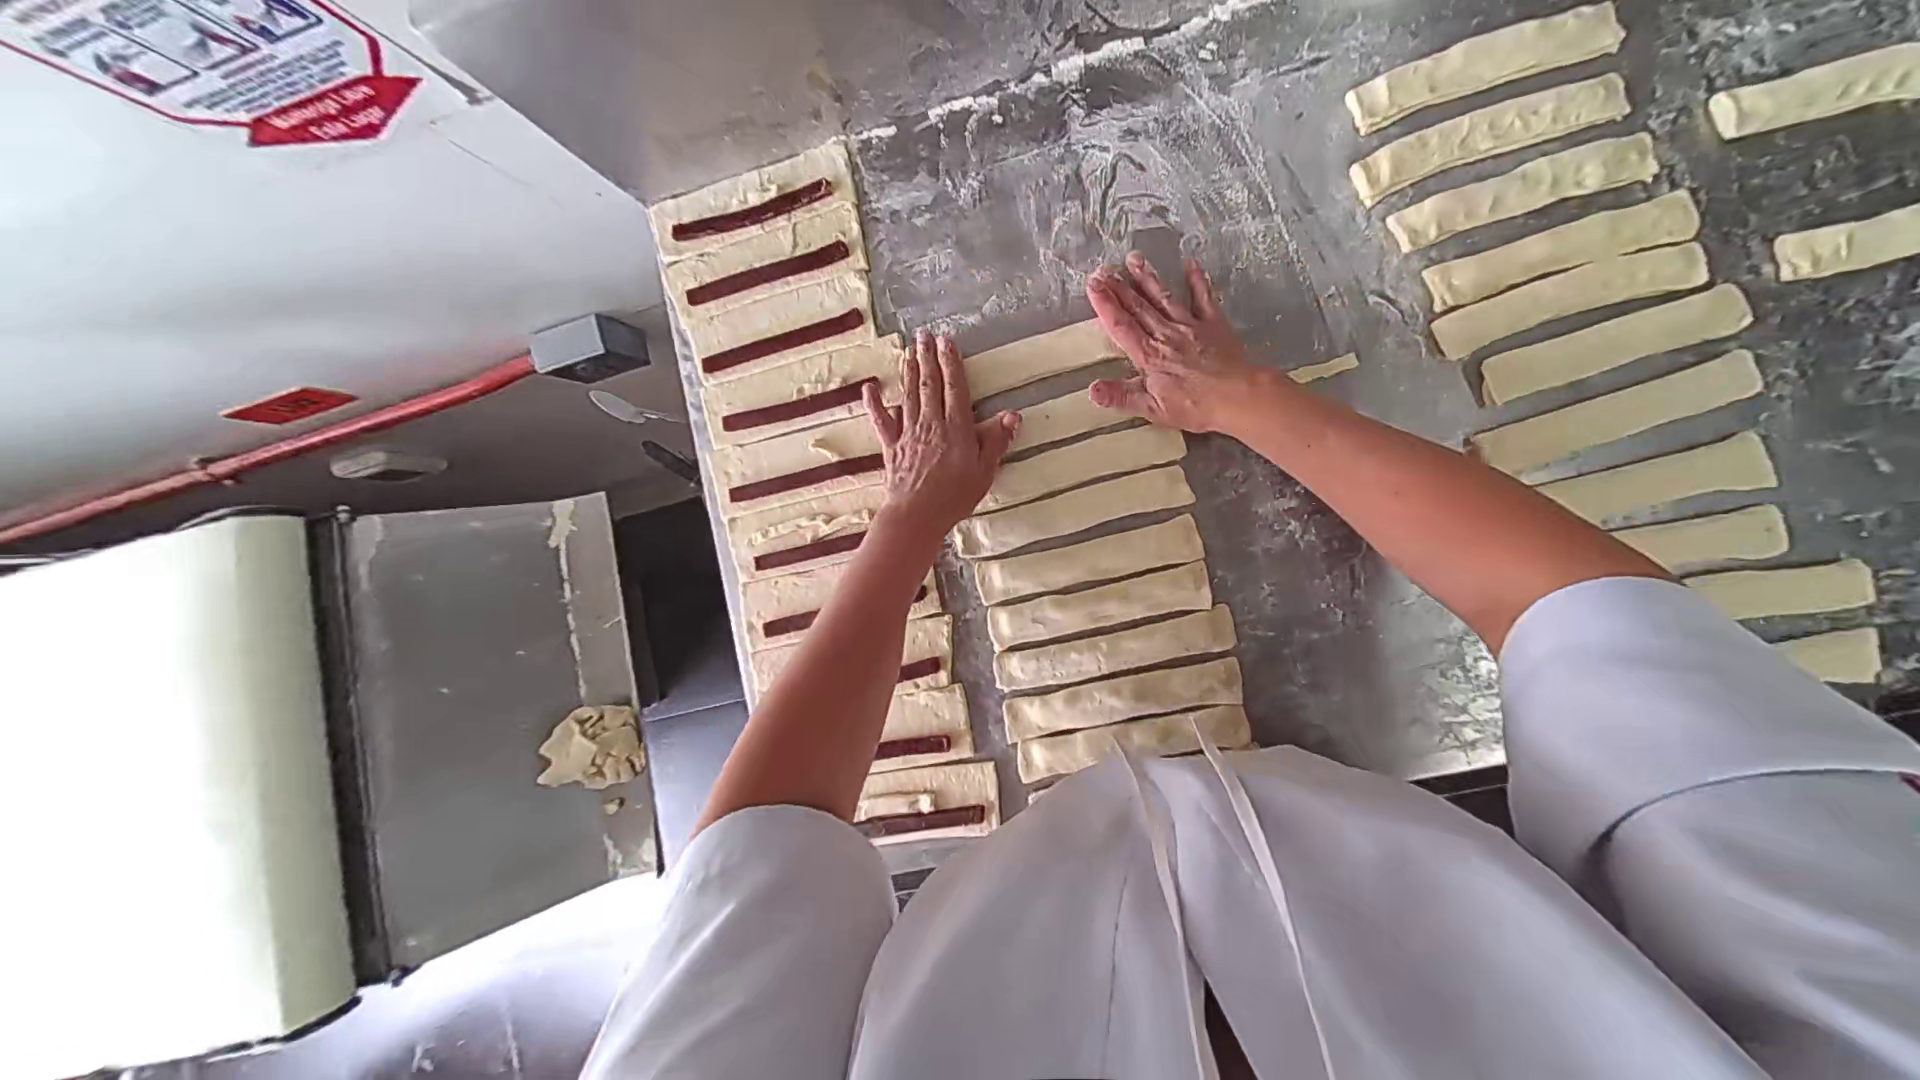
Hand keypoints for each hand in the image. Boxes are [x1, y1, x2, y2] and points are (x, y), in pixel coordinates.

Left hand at [863, 332, 1019, 542]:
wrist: (917, 515)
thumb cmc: (955, 497)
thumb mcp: (985, 471)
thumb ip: (996, 441)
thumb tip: (1012, 415)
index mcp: (956, 428)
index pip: (955, 388)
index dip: (951, 363)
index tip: (947, 342)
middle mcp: (931, 424)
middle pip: (930, 385)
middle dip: (928, 358)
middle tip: (924, 336)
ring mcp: (909, 434)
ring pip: (909, 395)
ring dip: (909, 371)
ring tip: (909, 351)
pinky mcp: (892, 447)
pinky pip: (882, 421)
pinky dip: (875, 403)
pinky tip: (870, 388)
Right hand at [1085, 252, 1268, 432]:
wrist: (1238, 396)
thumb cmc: (1195, 406)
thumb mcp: (1152, 409)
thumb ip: (1121, 396)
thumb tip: (1092, 390)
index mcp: (1149, 355)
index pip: (1121, 325)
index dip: (1105, 304)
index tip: (1093, 285)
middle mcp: (1166, 334)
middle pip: (1138, 307)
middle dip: (1118, 286)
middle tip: (1103, 269)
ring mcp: (1190, 326)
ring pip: (1164, 297)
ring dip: (1147, 278)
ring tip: (1134, 259)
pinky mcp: (1213, 324)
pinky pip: (1203, 297)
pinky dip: (1197, 280)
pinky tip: (1190, 264)